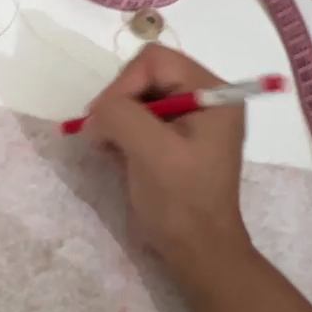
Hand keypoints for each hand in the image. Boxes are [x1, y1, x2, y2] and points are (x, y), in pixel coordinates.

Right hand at [85, 44, 255, 283]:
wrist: (196, 250)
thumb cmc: (181, 201)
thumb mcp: (150, 151)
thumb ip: (121, 114)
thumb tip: (97, 112)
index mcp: (214, 94)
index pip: (155, 61)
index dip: (124, 84)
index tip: (105, 120)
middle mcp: (205, 99)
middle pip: (144, 75)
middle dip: (118, 102)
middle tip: (102, 135)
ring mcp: (189, 119)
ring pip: (136, 96)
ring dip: (116, 119)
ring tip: (109, 148)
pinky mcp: (173, 138)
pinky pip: (137, 117)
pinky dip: (120, 132)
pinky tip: (116, 154)